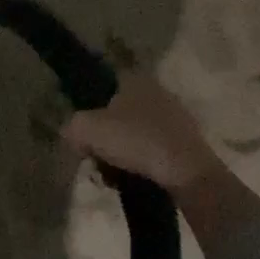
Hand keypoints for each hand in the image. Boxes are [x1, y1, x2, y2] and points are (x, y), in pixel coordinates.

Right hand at [66, 74, 259, 248]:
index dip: (89, 104)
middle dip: (104, 136)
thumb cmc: (135, 141)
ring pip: (135, 133)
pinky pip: (154, 149)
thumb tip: (72, 135)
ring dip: (121, 152)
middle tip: (95, 156)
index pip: (103, 83)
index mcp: (134, 80)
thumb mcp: (87, 130)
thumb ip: (71, 127)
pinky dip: (142, 162)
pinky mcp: (188, 142)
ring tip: (113, 175)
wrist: (187, 172)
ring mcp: (176, 117)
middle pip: (118, 112)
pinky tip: (134, 178)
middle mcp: (157, 91)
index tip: (83, 127)